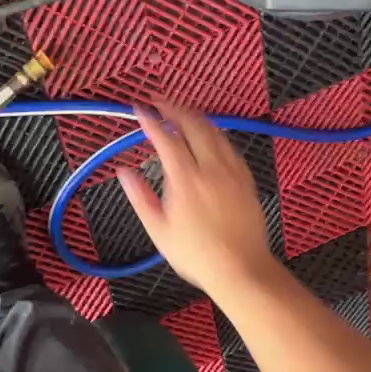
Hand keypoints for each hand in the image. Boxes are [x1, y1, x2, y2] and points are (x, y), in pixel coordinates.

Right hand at [116, 100, 279, 294]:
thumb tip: (124, 172)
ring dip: (195, 117)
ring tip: (180, 112)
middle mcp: (211, 169)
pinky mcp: (246, 179)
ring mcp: (232, 172)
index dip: (151, 120)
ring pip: (214, 131)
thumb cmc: (196, 255)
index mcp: (186, 180)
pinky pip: (229, 145)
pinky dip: (215, 133)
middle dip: (174, 108)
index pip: (166, 138)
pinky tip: (208, 135)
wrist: (241, 269)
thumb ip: (140, 197)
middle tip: (159, 103)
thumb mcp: (159, 230)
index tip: (140, 108)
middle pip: (193, 125)